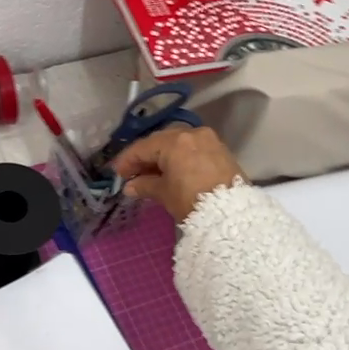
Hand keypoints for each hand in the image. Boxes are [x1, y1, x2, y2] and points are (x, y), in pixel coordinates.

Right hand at [110, 126, 246, 222]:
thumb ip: (144, 185)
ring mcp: (209, 140)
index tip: (117, 173)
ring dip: (163, 157)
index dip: (127, 160)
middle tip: (133, 174)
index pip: (143, 147)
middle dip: (145, 157)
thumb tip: (131, 186)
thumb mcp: (164, 194)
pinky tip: (172, 172)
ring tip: (151, 175)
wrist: (231, 215)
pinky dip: (179, 158)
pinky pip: (192, 149)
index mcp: (175, 141)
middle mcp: (192, 134)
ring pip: (178, 144)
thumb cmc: (192, 200)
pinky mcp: (221, 151)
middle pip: (161, 141)